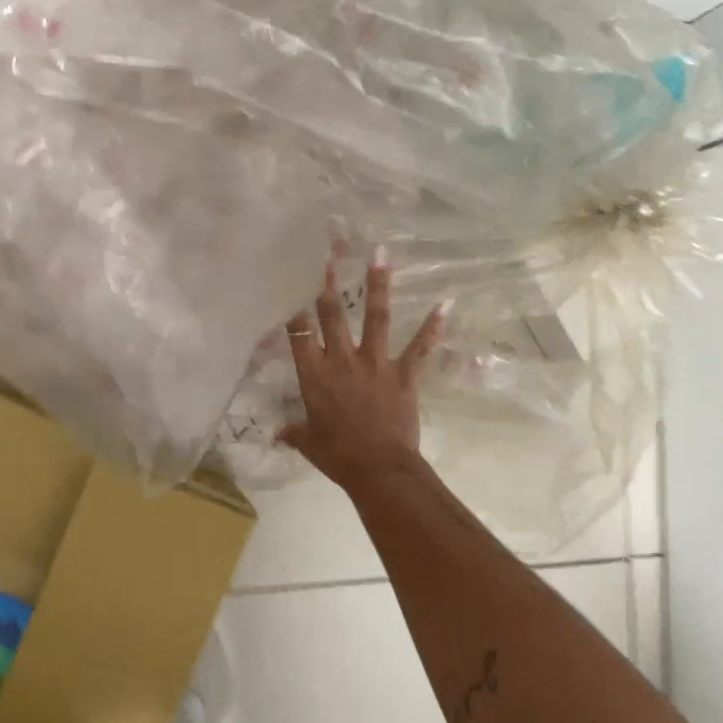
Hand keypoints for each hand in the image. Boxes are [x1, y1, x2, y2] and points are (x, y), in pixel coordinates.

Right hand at [278, 249, 448, 492]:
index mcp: (314, 376)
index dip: (295, 307)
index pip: (299, 334)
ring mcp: (375, 363)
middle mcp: (342, 361)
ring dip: (378, 285)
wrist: (379, 468)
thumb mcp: (308, 443)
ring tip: (380, 254)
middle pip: (332, 315)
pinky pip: (420, 346)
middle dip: (329, 282)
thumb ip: (293, 432)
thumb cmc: (338, 456)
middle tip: (331, 253)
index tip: (293, 283)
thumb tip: (276, 435)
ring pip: (375, 318)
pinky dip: (433, 325)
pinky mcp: (404, 374)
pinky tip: (446, 303)